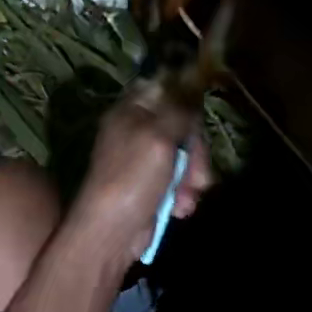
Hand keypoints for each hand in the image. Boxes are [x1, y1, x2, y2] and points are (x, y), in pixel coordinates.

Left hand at [61, 83, 210, 266]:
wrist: (111, 232)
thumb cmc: (132, 178)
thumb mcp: (159, 136)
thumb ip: (179, 109)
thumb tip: (193, 79)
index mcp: (131, 111)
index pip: (166, 88)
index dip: (187, 100)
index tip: (200, 117)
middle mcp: (137, 131)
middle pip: (182, 126)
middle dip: (196, 152)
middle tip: (198, 174)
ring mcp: (144, 160)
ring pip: (186, 156)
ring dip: (193, 178)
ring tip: (189, 197)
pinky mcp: (151, 186)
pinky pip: (179, 180)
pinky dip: (184, 194)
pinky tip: (182, 208)